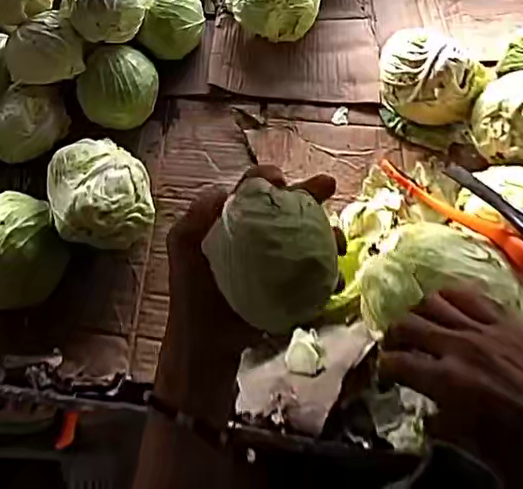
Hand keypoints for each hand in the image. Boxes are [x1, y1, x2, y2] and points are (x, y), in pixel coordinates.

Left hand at [157, 164, 334, 418]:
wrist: (205, 344)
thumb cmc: (192, 288)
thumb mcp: (184, 244)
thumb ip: (198, 214)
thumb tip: (224, 192)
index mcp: (236, 219)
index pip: (254, 190)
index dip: (267, 179)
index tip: (278, 180)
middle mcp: (260, 234)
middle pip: (288, 208)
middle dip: (310, 194)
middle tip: (327, 186)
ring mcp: (278, 261)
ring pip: (309, 238)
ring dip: (327, 234)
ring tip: (336, 241)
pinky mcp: (292, 289)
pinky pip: (316, 277)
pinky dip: (330, 276)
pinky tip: (337, 279)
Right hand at [381, 287, 522, 488]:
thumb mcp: (482, 452)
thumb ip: (448, 426)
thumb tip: (428, 415)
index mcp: (452, 382)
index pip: (400, 363)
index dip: (386, 368)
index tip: (385, 374)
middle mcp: (462, 346)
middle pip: (409, 323)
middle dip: (395, 336)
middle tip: (395, 348)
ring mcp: (485, 330)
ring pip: (433, 301)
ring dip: (420, 312)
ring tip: (419, 325)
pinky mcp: (508, 324)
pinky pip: (469, 295)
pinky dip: (452, 298)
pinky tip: (450, 309)